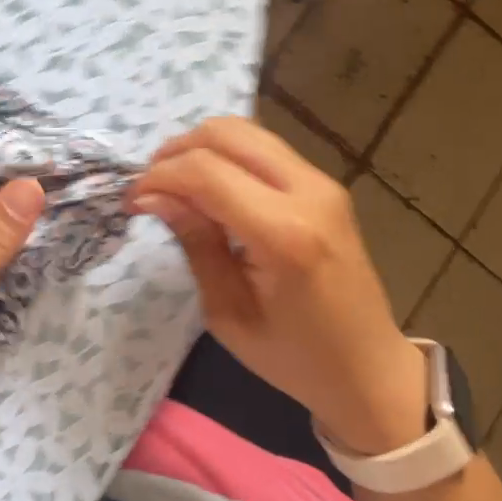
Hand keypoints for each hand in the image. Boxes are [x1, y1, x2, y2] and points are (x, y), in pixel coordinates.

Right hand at [128, 118, 429, 454]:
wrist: (369, 369)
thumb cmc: (294, 358)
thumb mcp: (228, 313)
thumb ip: (195, 243)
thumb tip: (153, 196)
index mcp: (284, 234)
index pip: (206, 172)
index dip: (159, 177)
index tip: (131, 201)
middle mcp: (308, 192)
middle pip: (226, 134)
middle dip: (176, 152)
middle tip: (150, 188)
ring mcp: (322, 182)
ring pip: (246, 131)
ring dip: (201, 147)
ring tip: (174, 184)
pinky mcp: (325, 184)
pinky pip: (264, 147)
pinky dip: (227, 154)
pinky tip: (209, 187)